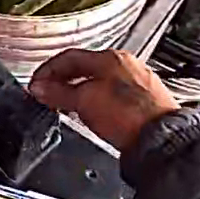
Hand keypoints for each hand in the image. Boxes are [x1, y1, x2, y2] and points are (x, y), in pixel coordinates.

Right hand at [28, 49, 179, 151]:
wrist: (162, 141)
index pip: (69, 57)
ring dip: (78, 91)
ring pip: (99, 81)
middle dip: (62, 81)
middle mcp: (126, 65)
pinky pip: (113, 95)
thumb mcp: (83, 101)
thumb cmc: (129, 116)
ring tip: (65, 104)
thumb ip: (57, 92)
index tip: (37, 84)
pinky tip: (92, 113)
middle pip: (85, 68)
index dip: (48, 71)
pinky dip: (96, 101)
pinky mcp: (146, 101)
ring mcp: (138, 82)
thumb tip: (40, 88)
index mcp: (110, 58)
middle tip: (47, 93)